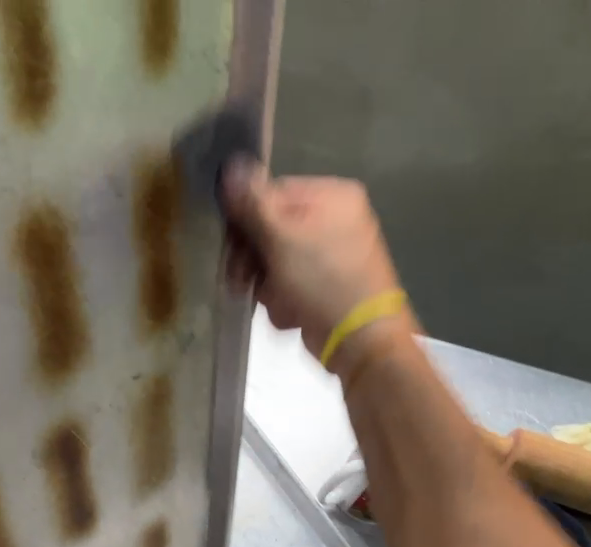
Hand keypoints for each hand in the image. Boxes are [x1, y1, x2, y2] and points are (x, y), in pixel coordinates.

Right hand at [221, 160, 407, 359]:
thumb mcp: (282, 237)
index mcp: (332, 195)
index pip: (271, 194)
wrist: (359, 337)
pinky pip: (290, 284)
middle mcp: (334, 218)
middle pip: (271, 230)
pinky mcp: (327, 284)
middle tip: (243, 283)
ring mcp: (332, 253)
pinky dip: (284, 300)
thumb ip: (253, 203)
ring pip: (276, 262)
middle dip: (256, 261)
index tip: (231, 251)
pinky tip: (290, 313)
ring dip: (268, 286)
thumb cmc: (322, 280)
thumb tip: (231, 165)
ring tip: (277, 302)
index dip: (246, 223)